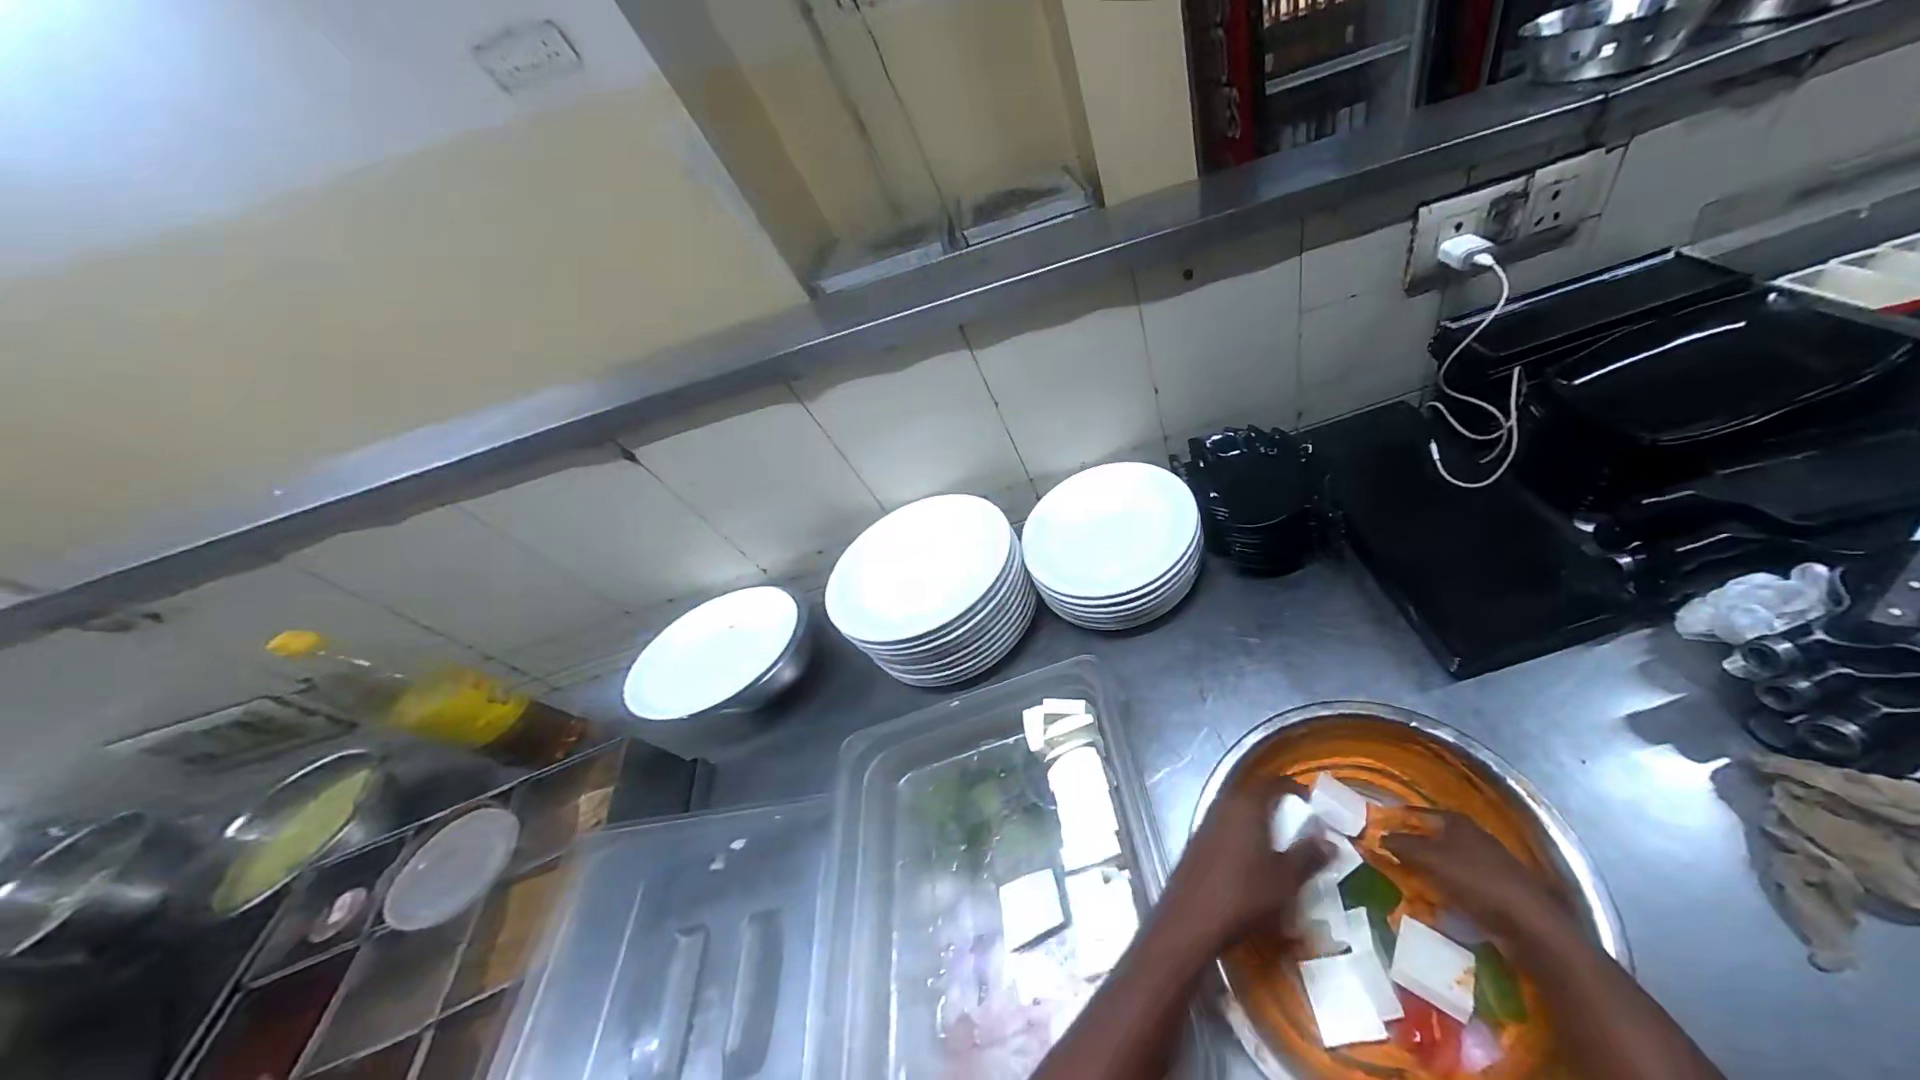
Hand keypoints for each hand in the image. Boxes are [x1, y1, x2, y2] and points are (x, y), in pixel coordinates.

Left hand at [1165, 774, 1332, 948]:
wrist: (1192, 917)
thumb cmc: (1244, 894)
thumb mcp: (1286, 879)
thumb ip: (1308, 856)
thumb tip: (1329, 841)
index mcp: (1246, 806)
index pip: (1271, 783)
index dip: (1292, 787)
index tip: (1310, 800)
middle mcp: (1223, 806)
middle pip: (1251, 792)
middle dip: (1273, 801)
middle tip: (1295, 817)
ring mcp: (1205, 822)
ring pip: (1235, 808)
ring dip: (1255, 816)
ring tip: (1276, 835)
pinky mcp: (1196, 840)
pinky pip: (1223, 824)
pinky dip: (1240, 830)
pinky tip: (1248, 853)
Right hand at [1381, 810, 1569, 940]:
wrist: (1528, 924)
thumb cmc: (1474, 881)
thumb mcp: (1428, 858)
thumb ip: (1399, 844)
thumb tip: (1377, 836)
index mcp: (1456, 822)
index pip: (1416, 813)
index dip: (1393, 819)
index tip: (1371, 829)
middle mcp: (1471, 837)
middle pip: (1429, 838)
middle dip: (1407, 848)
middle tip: (1383, 858)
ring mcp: (1484, 863)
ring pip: (1441, 862)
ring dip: (1422, 871)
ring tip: (1401, 883)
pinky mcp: (1492, 889)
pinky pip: (1455, 884)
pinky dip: (1440, 890)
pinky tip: (1429, 902)